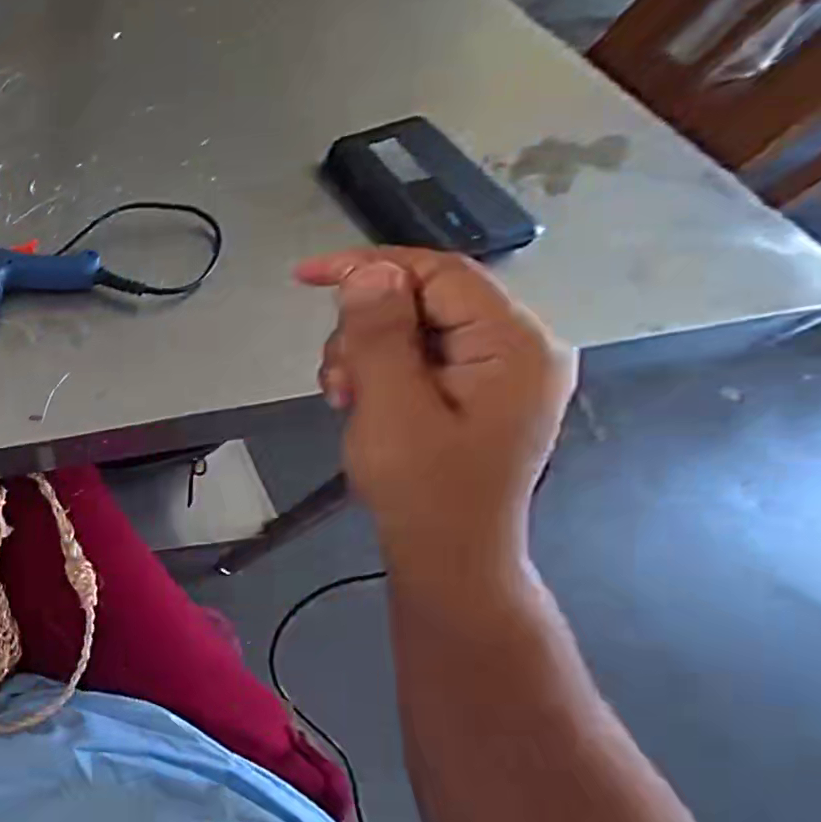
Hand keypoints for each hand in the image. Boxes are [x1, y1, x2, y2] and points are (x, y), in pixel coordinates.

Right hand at [296, 248, 576, 559]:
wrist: (447, 554)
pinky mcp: (474, 392)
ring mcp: (497, 372)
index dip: (368, 267)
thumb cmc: (422, 487)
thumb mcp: (390, 407)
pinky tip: (359, 403)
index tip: (304, 278)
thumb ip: (379, 336)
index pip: (439, 273)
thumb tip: (368, 273)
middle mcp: (516, 347)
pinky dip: (377, 373)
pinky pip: (416, 359)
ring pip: (410, 330)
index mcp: (513, 344)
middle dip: (363, 331)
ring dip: (363, 355)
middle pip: (422, 301)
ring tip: (346, 399)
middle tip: (337, 380)